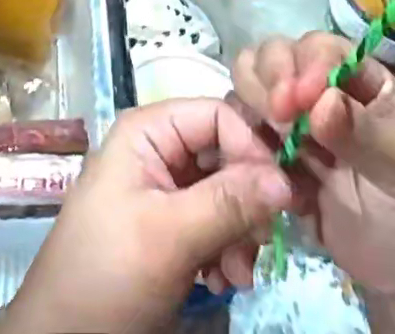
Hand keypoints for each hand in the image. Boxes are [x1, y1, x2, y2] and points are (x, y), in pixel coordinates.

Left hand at [0, 99, 294, 333]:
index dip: (251, 148)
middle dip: (248, 200)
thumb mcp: (169, 235)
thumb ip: (228, 203)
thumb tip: (286, 180)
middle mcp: (158, 150)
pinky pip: (216, 223)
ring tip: (237, 273)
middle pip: (225, 154)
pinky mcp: (170, 226)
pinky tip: (223, 280)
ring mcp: (164, 189)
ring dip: (241, 233)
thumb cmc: (108, 273)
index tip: (279, 196)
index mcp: (148, 131)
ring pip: (227, 192)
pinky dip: (228, 250)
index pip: (217, 114)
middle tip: (259, 243)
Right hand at [233, 33, 394, 332]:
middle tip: (278, 118)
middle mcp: (319, 88)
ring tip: (269, 142)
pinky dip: (240, 139)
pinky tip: (259, 167)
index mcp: (360, 79)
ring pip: (250, 82)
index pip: (320, 49)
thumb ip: (364, 135)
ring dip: (251, 102)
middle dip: (269, 78)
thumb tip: (322, 102)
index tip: (301, 99)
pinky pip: (240, 128)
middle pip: (275, 54)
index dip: (306, 65)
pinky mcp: (270, 152)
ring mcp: (291, 119)